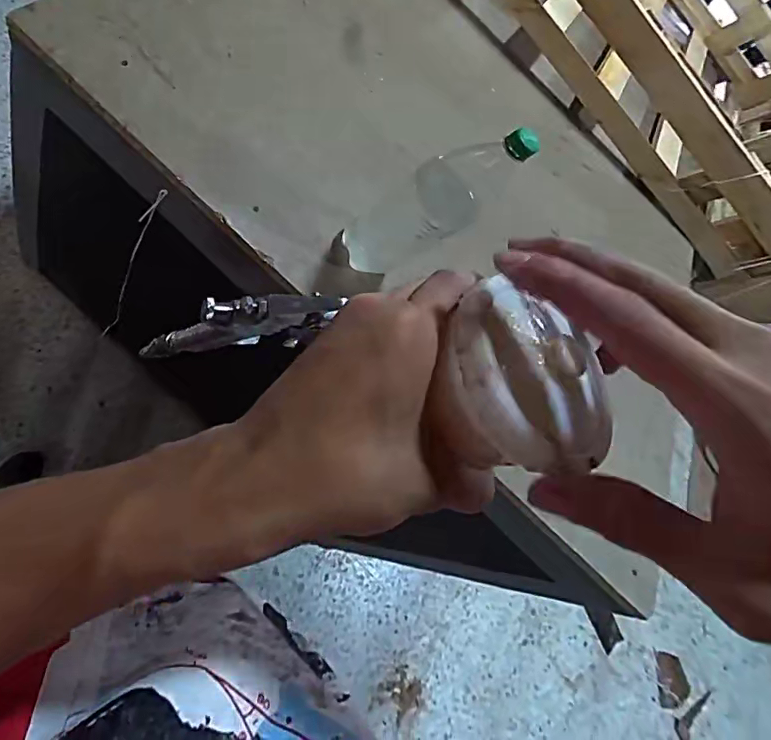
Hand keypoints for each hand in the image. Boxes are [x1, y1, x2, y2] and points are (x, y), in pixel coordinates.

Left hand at [230, 272, 493, 541]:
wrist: (263, 473)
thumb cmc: (351, 470)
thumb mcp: (422, 482)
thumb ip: (464, 478)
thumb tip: (485, 486)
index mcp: (409, 327)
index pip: (459, 284)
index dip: (487, 304)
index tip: (507, 336)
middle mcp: (377, 309)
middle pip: (431, 295)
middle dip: (458, 322)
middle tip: (483, 364)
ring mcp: (345, 320)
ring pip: (400, 310)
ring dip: (424, 334)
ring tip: (446, 380)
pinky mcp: (325, 338)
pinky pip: (374, 326)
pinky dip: (394, 343)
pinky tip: (404, 387)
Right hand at [493, 239, 770, 737]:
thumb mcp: (737, 578)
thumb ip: (634, 522)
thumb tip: (546, 486)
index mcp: (733, 401)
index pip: (626, 319)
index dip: (561, 284)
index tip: (512, 263)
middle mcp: (754, 356)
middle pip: (647, 284)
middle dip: (576, 259)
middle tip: (520, 251)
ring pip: (675, 296)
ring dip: (610, 283)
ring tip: (558, 291)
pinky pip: (702, 319)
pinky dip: (648, 313)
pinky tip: (631, 351)